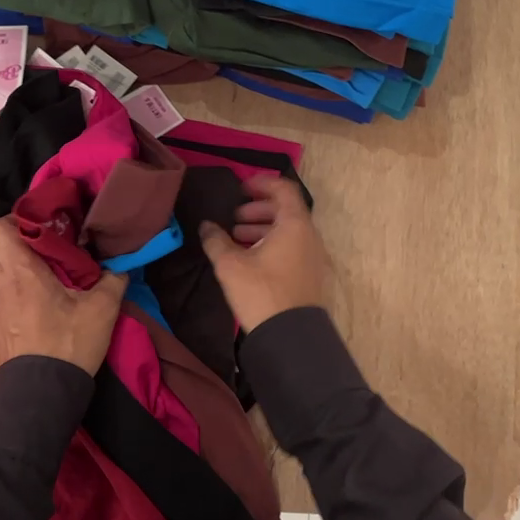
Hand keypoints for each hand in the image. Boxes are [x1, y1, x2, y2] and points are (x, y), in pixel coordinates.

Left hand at [0, 217, 126, 373]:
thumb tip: (119, 266)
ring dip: (7, 268)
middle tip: (32, 244)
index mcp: (21, 272)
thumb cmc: (69, 344)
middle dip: (2, 241)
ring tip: (38, 275)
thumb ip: (112, 280)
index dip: (14, 219)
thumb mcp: (102, 309)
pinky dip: (8, 295)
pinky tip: (32, 306)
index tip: (39, 224)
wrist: (41, 397)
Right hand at [197, 175, 330, 331]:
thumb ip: (216, 240)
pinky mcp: (311, 274)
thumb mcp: (231, 265)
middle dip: (259, 209)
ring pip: (289, 231)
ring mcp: (313, 256)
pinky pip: (293, 247)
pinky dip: (273, 244)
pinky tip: (251, 259)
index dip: (262, 183)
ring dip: (264, 228)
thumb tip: (206, 226)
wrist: (291, 337)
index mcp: (294, 224)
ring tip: (238, 238)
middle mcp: (309, 235)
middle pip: (286, 210)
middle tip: (235, 218)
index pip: (284, 189)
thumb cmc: (261, 292)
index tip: (241, 189)